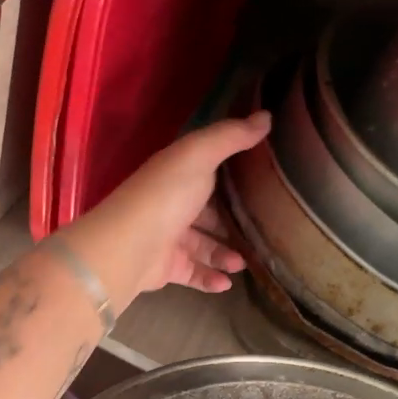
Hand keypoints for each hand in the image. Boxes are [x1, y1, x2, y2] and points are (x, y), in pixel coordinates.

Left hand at [58, 111, 270, 303]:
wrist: (129, 246)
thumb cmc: (166, 195)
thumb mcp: (200, 155)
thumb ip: (232, 137)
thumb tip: (267, 116)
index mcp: (178, 174)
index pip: (208, 173)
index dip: (233, 176)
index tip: (264, 181)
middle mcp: (172, 204)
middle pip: (208, 213)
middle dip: (233, 223)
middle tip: (261, 230)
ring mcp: (169, 238)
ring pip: (204, 246)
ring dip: (225, 254)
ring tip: (244, 262)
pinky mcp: (167, 268)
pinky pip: (194, 273)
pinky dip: (211, 278)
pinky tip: (227, 282)